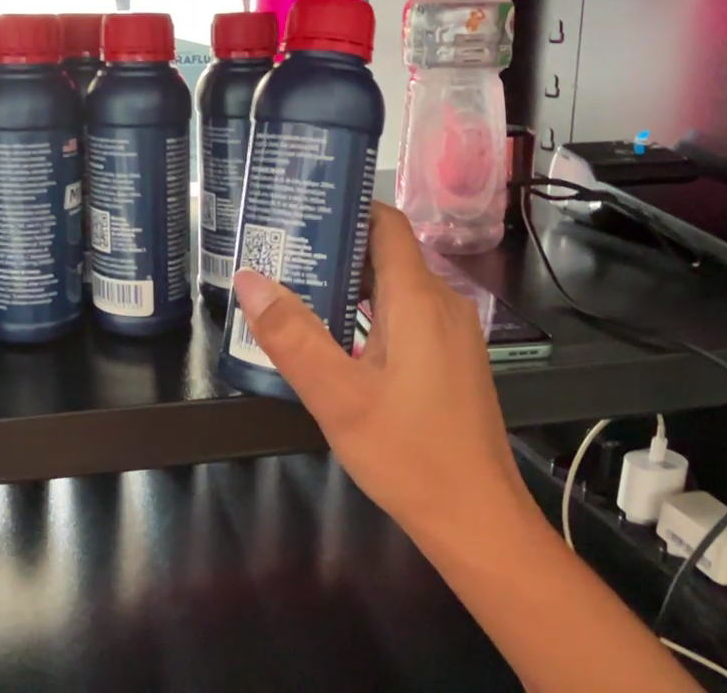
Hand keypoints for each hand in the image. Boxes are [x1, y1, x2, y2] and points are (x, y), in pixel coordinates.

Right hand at [230, 203, 541, 548]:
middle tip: (282, 251)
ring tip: (297, 288)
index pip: (387, 224)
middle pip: (387, 253)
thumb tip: (249, 278)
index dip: (347, 207)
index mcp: (418, 299)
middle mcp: (441, 303)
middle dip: (336, 248)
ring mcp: (452, 332)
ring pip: (396, 286)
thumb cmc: (407, 453)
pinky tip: (336, 336)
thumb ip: (291, 336)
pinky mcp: (452, 358)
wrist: (477, 520)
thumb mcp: (337, 396)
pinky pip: (407, 314)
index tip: (301, 208)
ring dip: (350, 283)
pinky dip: (370, 311)